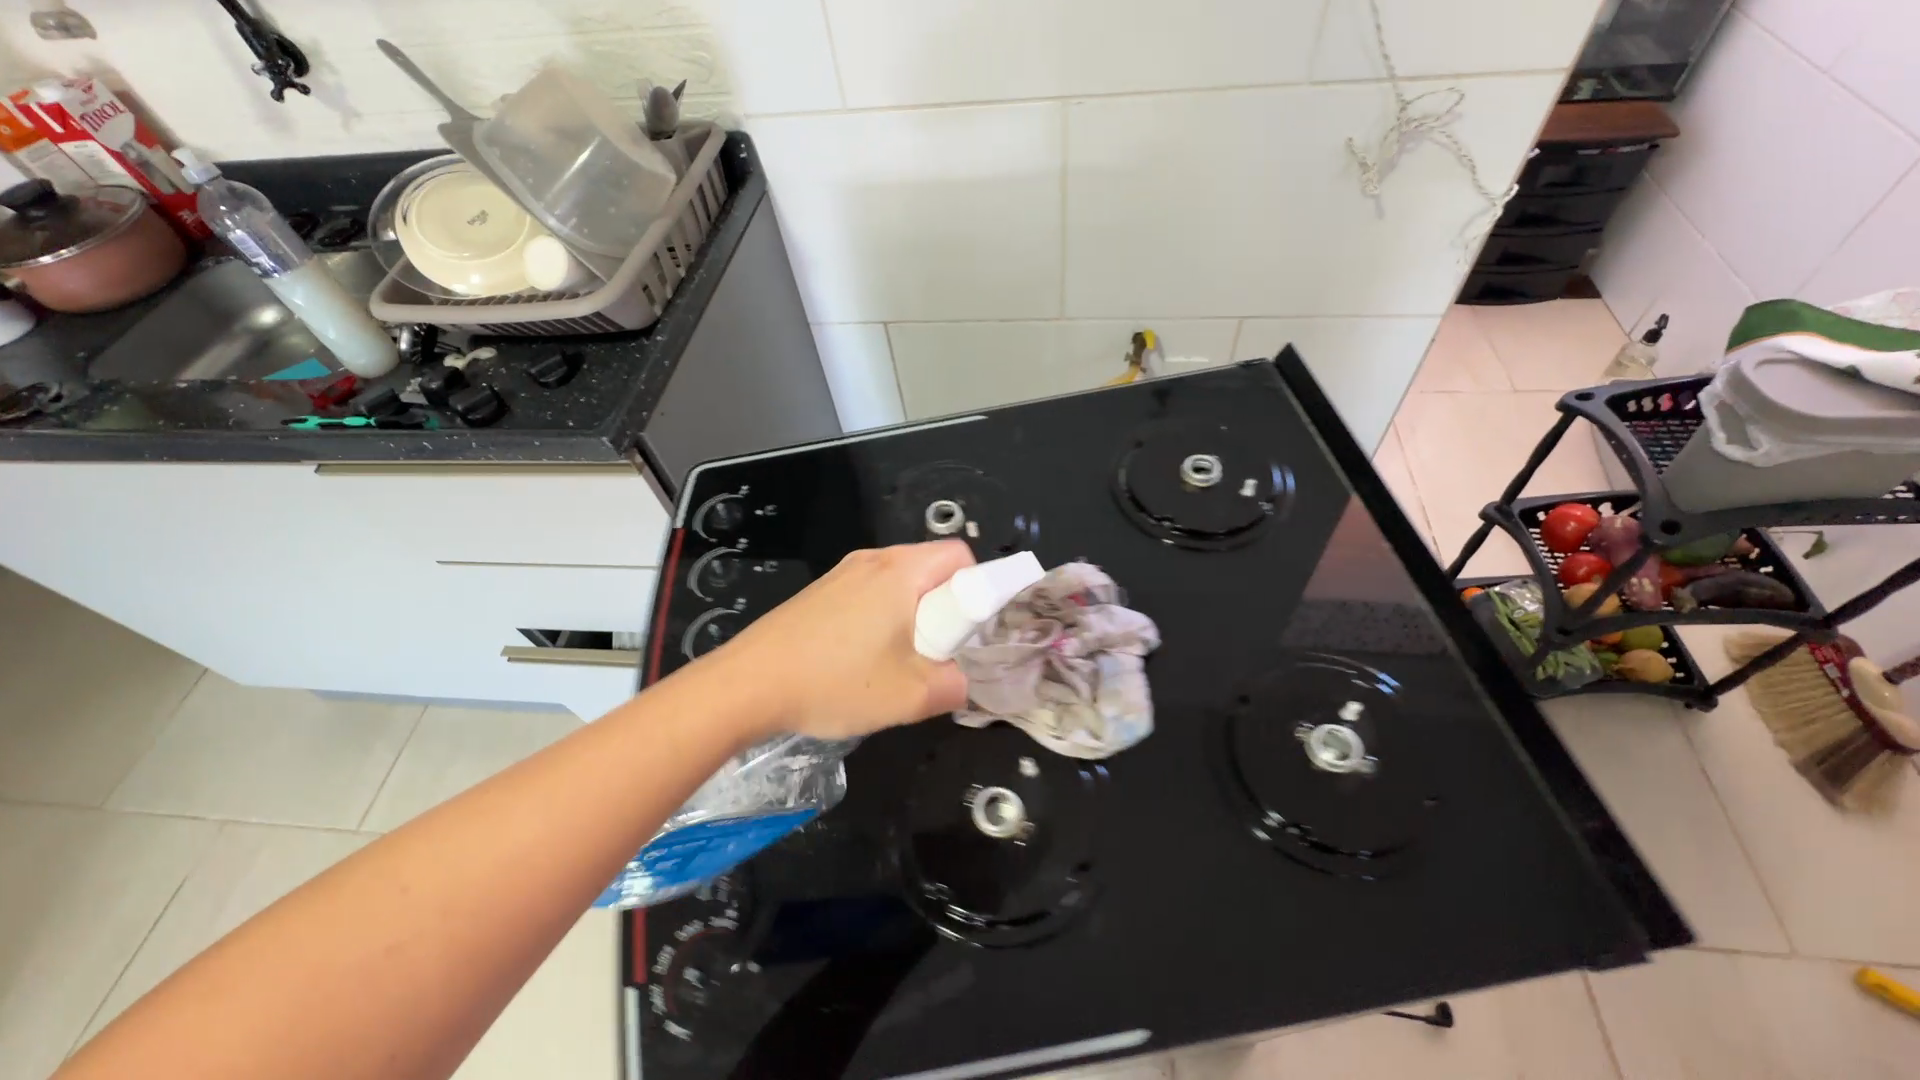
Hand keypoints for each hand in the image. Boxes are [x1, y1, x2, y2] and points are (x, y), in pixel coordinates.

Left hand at [709, 541, 976, 739]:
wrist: (747, 686)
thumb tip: (961, 682)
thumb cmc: (835, 682)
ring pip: (898, 587)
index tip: (968, 634)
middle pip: (930, 570)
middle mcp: (871, 561)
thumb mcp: (912, 697)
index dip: (977, 592)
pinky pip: (867, 598)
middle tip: (934, 655)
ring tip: (895, 666)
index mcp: (901, 571)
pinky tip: (858, 666)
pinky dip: (878, 624)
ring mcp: (840, 575)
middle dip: (944, 612)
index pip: (961, 556)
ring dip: (909, 622)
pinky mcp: (818, 595)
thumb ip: (955, 687)